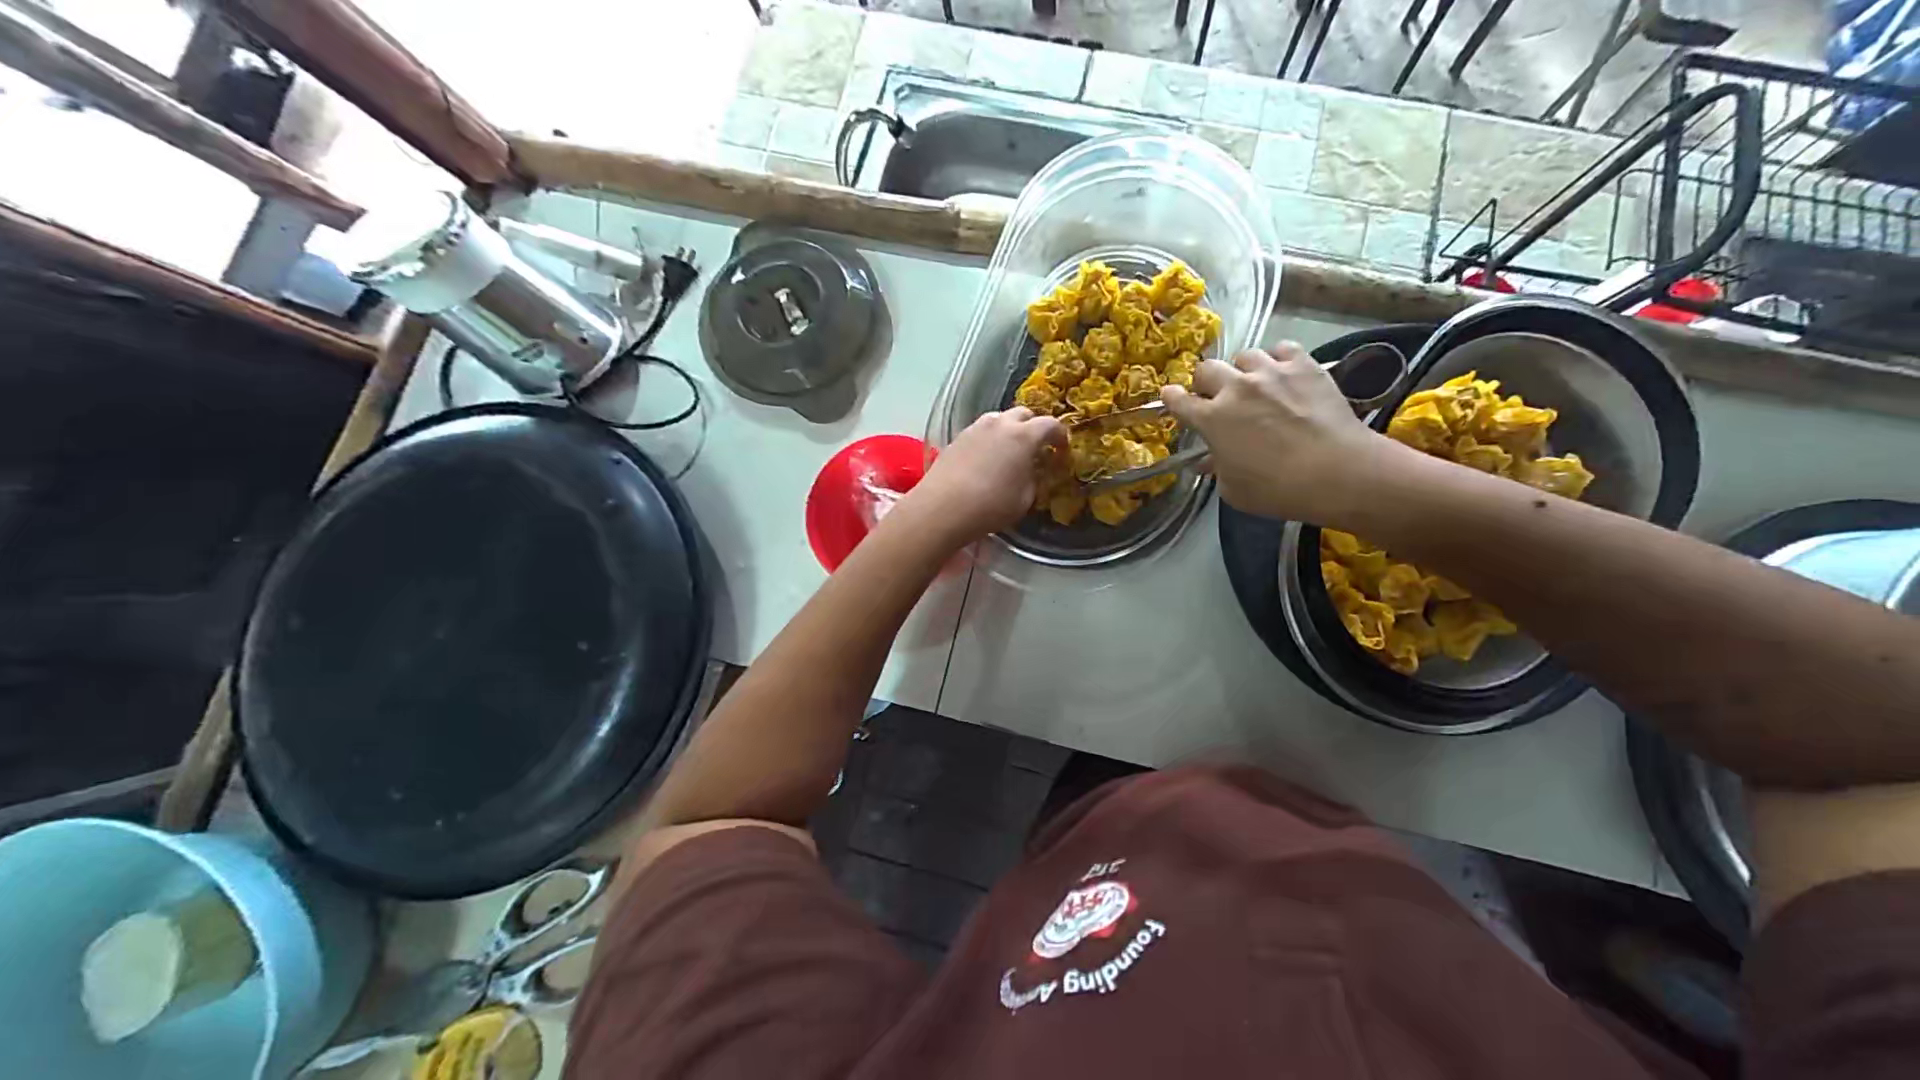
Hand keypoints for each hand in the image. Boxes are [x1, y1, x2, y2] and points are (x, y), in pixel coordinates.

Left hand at [897, 407, 1067, 544]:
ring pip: (999, 420)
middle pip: (1024, 414)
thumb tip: (1031, 470)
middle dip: (1033, 427)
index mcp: (1024, 435)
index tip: (1061, 449)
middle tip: (1035, 448)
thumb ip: (1033, 479)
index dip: (1060, 436)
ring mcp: (976, 428)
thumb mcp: (1025, 498)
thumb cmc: (991, 506)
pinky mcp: (957, 438)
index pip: (1051, 424)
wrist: (942, 508)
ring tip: (1008, 452)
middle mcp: (1000, 424)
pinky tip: (985, 460)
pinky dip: (989, 440)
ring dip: (1009, 430)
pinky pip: (980, 432)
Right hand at [1161, 344, 1405, 523]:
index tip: (1172, 398)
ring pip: (1244, 355)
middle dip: (1206, 382)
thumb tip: (1208, 461)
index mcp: (1212, 420)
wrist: (1337, 472)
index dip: (1172, 399)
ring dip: (1243, 369)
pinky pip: (1282, 349)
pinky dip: (1278, 359)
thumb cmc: (1278, 490)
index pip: (1178, 401)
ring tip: (1254, 383)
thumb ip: (1217, 469)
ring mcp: (1270, 373)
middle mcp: (1235, 389)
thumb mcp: (1234, 490)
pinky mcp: (1304, 365)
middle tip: (1216, 396)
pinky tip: (1284, 373)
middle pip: (1207, 369)